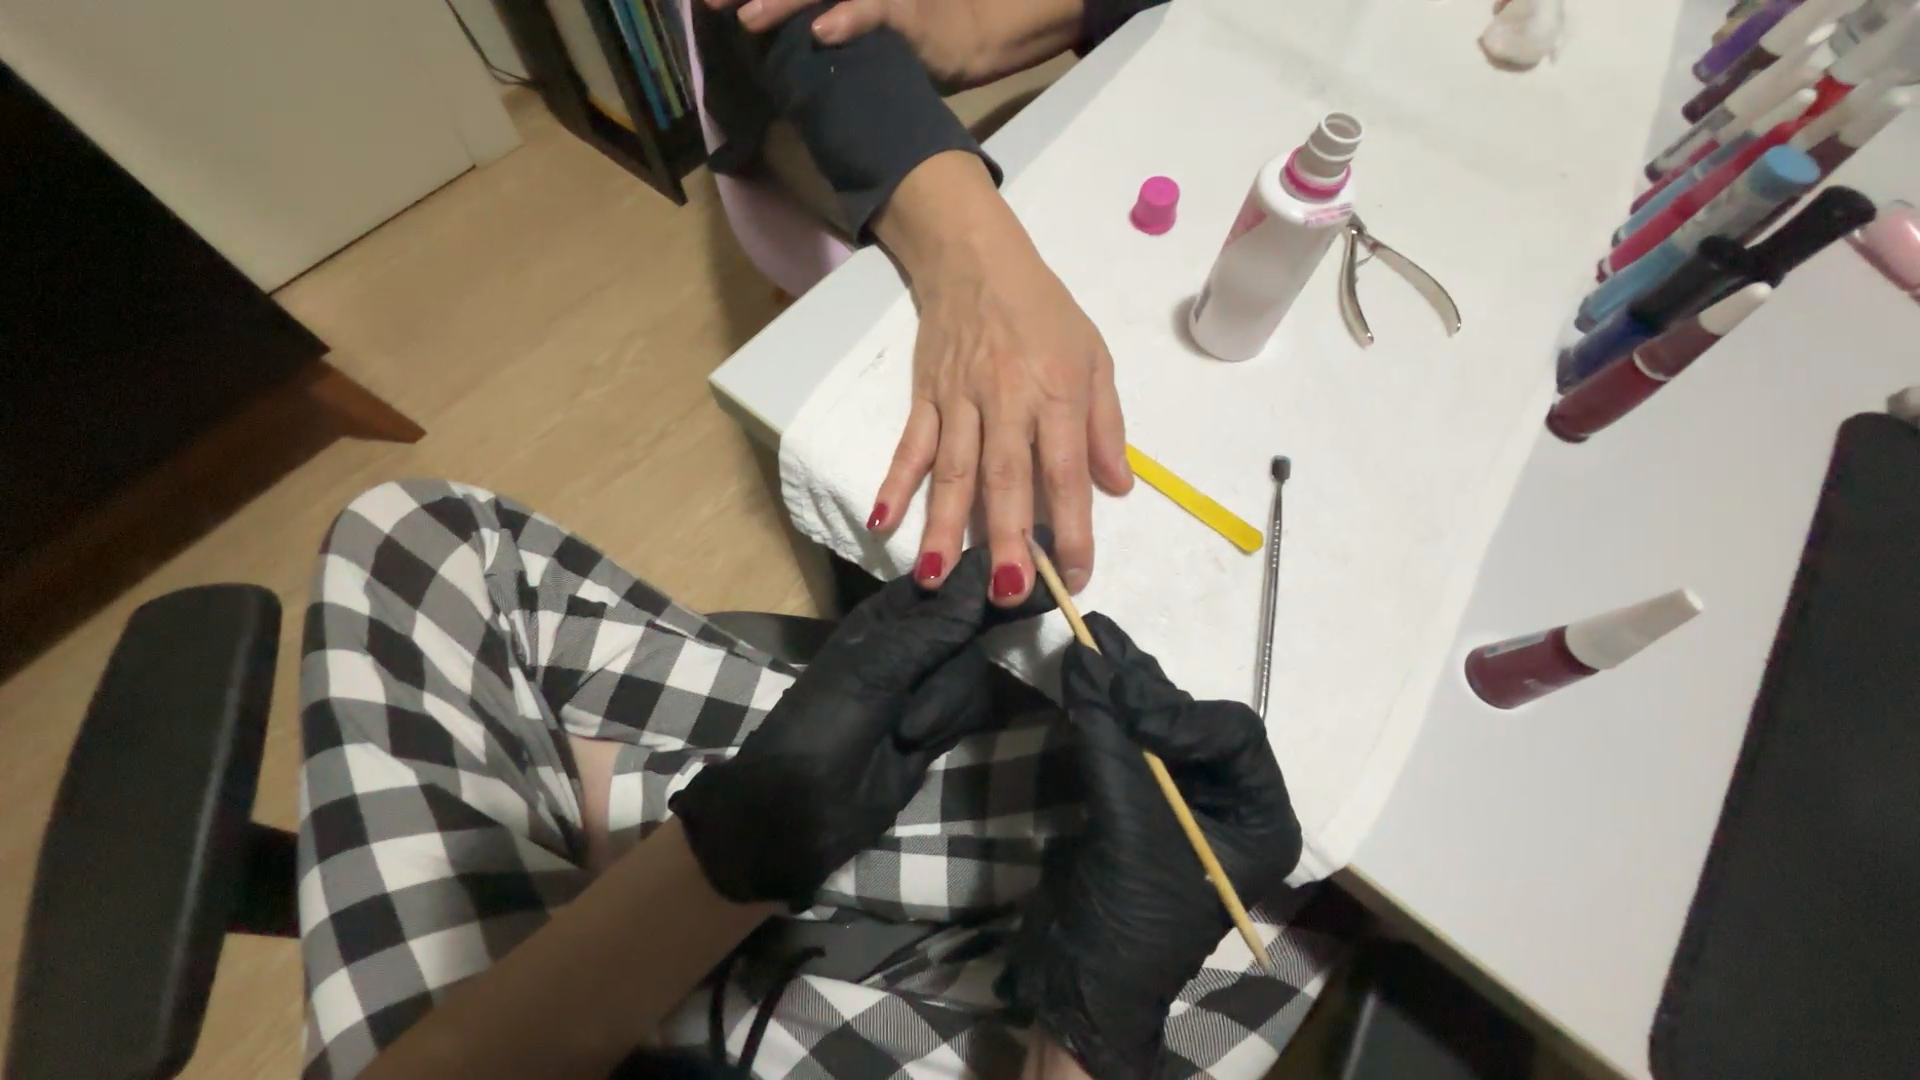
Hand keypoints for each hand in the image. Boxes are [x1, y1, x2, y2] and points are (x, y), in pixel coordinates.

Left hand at [670, 544, 1051, 907]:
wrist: (802, 809)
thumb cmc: (825, 723)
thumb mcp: (876, 668)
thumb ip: (937, 626)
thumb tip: (990, 573)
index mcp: (889, 614)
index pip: (951, 581)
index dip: (991, 573)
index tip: (1040, 568)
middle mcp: (915, 641)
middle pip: (975, 622)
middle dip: (984, 631)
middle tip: (1041, 606)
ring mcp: (930, 684)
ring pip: (976, 669)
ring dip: (949, 698)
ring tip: (909, 728)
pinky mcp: (943, 723)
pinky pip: (974, 705)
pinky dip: (953, 720)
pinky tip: (919, 741)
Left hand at [708, 0, 1084, 88]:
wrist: (971, 35)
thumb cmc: (906, 39)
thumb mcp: (856, 30)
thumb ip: (813, 33)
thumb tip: (766, 47)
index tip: (705, 8)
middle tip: (708, 7)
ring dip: (782, 3)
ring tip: (746, 20)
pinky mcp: (907, 13)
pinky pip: (875, 11)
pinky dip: (848, 20)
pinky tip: (821, 34)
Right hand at [868, 151, 1131, 605]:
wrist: (977, 260)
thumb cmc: (1045, 314)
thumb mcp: (1095, 357)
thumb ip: (1107, 425)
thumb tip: (1117, 488)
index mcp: (1057, 393)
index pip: (1067, 471)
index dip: (1074, 527)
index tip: (1077, 575)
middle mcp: (1007, 401)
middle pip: (1005, 479)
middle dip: (1006, 539)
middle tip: (1006, 594)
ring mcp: (959, 400)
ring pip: (952, 471)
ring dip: (944, 526)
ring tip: (936, 578)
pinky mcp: (925, 397)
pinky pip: (910, 444)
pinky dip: (896, 482)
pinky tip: (884, 520)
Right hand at [996, 613, 1301, 1079]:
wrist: (1079, 983)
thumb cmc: (1129, 918)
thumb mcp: (1128, 825)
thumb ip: (1107, 738)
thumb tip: (1083, 654)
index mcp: (1258, 818)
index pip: (1234, 735)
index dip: (1182, 716)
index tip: (1132, 718)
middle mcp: (1227, 801)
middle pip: (1190, 720)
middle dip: (1143, 687)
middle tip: (1099, 637)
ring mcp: (1180, 799)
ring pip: (1155, 725)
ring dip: (1119, 686)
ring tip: (1089, 640)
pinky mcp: (1136, 800)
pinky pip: (1125, 741)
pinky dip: (1101, 711)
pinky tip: (1082, 678)